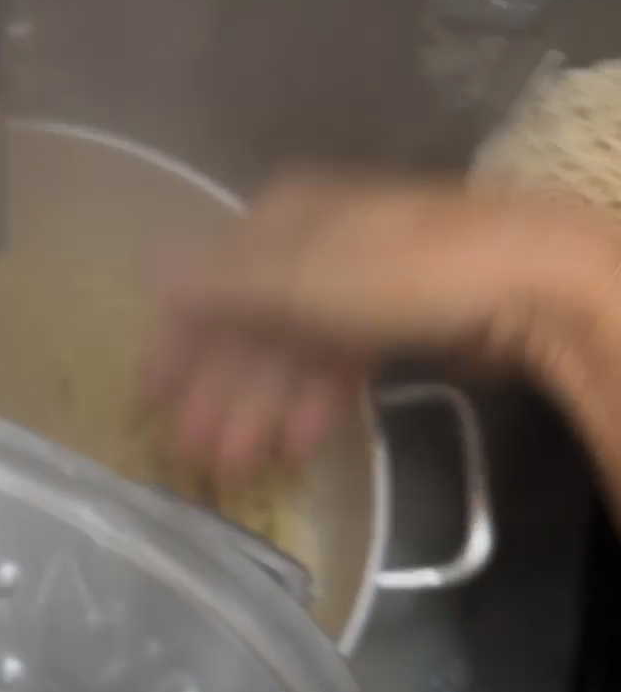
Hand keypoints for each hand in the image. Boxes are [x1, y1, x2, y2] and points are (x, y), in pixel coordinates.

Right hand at [144, 172, 620, 481]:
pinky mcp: (387, 321)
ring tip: (239, 466)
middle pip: (239, 335)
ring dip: (255, 415)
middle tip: (194, 454)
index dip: (172, 351)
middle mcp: (305, 250)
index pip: (199, 292)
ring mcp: (348, 288)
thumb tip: (144, 260)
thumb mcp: (289, 274)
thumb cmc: (403, 272)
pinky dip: (309, 407)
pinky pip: (328, 367)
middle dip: (216, 400)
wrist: (548, 289)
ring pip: (280, 359)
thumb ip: (209, 277)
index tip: (150, 403)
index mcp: (278, 225)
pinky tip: (299, 445)